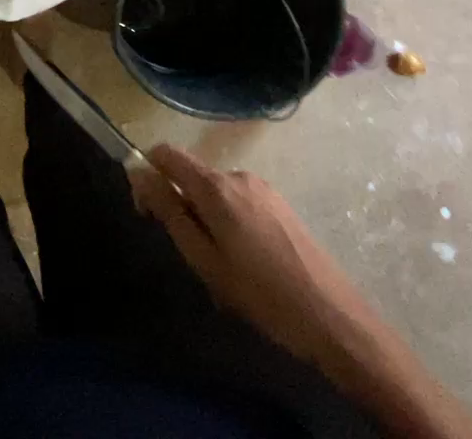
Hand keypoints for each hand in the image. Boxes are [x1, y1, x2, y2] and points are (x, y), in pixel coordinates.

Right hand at [129, 143, 379, 367]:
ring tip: (218, 263)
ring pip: (214, 191)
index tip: (146, 210)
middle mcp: (238, 176)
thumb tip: (137, 172)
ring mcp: (264, 189)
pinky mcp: (281, 205)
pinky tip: (244, 260)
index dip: (146, 173)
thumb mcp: (202, 257)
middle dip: (178, 202)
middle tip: (188, 251)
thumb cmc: (260, 293)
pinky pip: (237, 201)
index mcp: (215, 187)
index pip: (165, 153)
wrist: (334, 319)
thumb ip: (168, 210)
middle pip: (190, 174)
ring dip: (204, 215)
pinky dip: (227, 220)